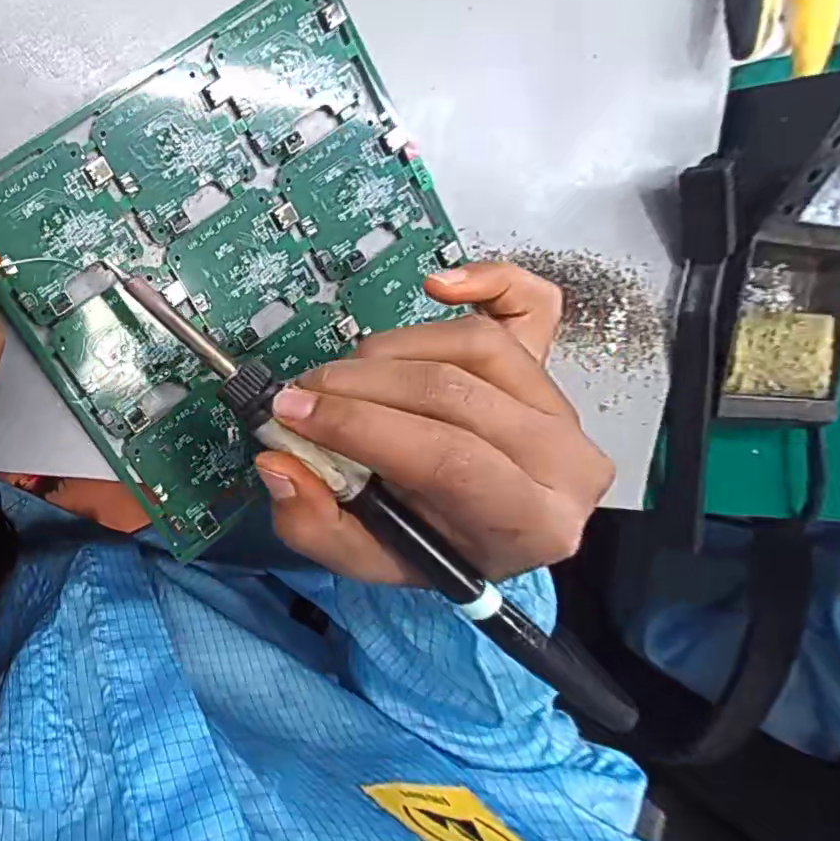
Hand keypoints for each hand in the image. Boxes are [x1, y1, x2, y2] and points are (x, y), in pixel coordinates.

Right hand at [254, 261, 614, 584]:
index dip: (359, 426)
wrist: (473, 530)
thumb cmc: (421, 546)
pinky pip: (531, 306)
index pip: (448, 459)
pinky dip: (487, 281)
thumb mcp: (359, 559)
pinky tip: (437, 285)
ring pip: (471, 345)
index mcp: (527, 522)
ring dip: (385, 352)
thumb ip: (312, 525)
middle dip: (355, 387)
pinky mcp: (551, 367)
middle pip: (452, 393)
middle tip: (298, 395)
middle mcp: (563, 460)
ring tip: (340, 377)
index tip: (291, 412)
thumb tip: (276, 462)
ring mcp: (562, 407)